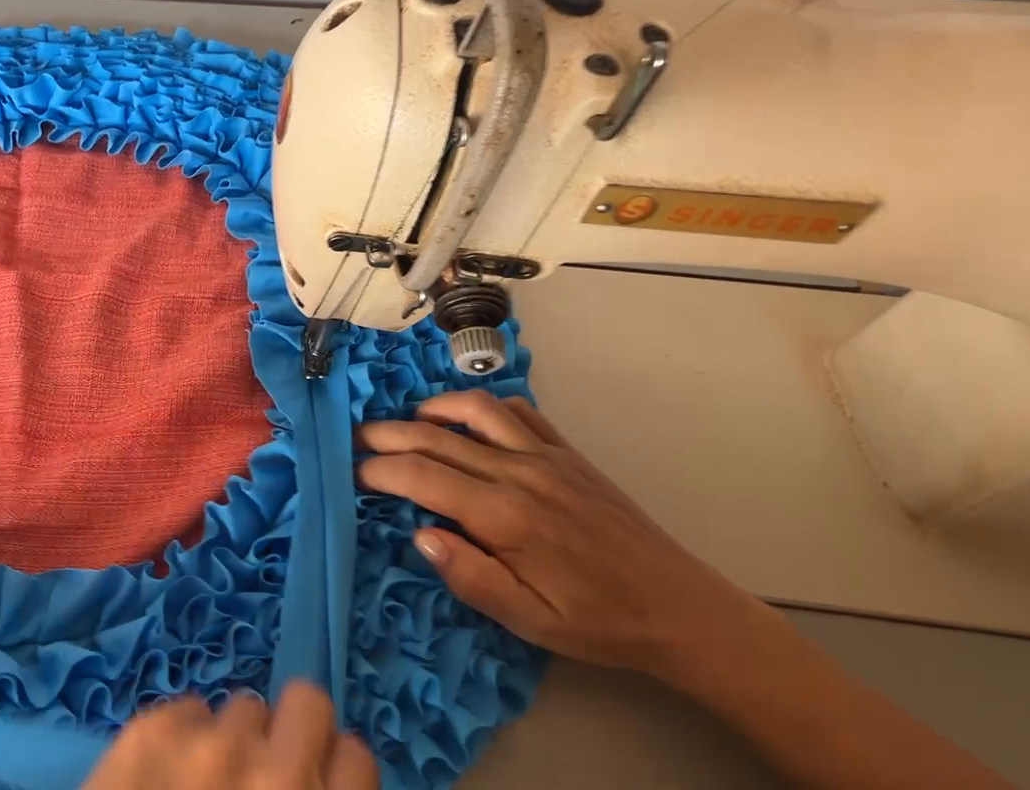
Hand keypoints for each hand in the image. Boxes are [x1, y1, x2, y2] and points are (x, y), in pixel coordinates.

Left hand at [81, 682, 377, 789]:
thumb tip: (315, 785)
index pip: (356, 755)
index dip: (333, 771)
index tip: (314, 785)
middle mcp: (275, 775)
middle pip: (307, 701)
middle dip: (293, 733)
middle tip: (268, 771)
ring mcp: (207, 746)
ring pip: (243, 706)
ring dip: (234, 741)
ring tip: (208, 783)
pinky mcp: (148, 732)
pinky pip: (187, 709)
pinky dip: (183, 740)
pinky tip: (165, 780)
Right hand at [356, 391, 754, 678]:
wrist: (679, 608)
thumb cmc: (597, 622)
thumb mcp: (527, 620)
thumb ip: (468, 576)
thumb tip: (419, 533)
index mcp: (504, 515)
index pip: (421, 477)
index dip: (378, 471)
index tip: (350, 475)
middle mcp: (520, 472)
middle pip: (436, 437)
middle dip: (387, 435)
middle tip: (354, 440)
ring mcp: (546, 456)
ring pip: (474, 411)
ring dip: (430, 411)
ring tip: (405, 423)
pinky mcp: (568, 453)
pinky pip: (519, 412)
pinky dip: (484, 407)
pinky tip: (467, 420)